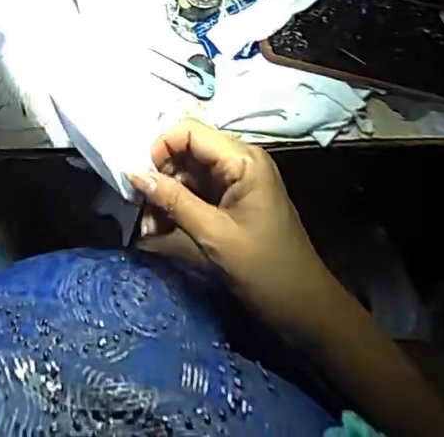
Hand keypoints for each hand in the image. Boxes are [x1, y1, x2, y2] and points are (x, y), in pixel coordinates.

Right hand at [128, 119, 343, 334]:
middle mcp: (239, 161)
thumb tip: (134, 175)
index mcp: (243, 160)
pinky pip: (196, 190)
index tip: (143, 181)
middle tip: (141, 210)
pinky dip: (177, 206)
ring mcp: (236, 180)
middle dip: (160, 176)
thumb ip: (174, 201)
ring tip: (150, 228)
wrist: (308, 313)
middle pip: (186, 150)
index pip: (189, 131)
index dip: (161, 148)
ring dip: (165, 195)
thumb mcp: (215, 236)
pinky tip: (162, 230)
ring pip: (187, 172)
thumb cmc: (266, 272)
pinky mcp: (232, 199)